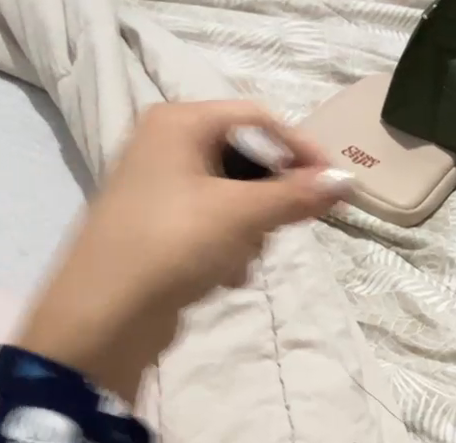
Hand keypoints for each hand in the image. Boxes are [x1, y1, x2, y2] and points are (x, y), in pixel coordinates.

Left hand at [15, 100, 351, 399]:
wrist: (110, 310)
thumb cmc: (173, 245)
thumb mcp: (242, 216)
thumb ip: (296, 197)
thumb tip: (346, 182)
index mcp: (179, 124)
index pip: (259, 119)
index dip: (302, 150)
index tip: (335, 188)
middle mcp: (168, 145)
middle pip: (249, 160)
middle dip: (271, 201)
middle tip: (280, 229)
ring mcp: (164, 187)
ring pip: (237, 199)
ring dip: (251, 232)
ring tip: (239, 258)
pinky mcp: (165, 226)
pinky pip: (218, 227)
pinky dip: (230, 249)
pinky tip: (224, 273)